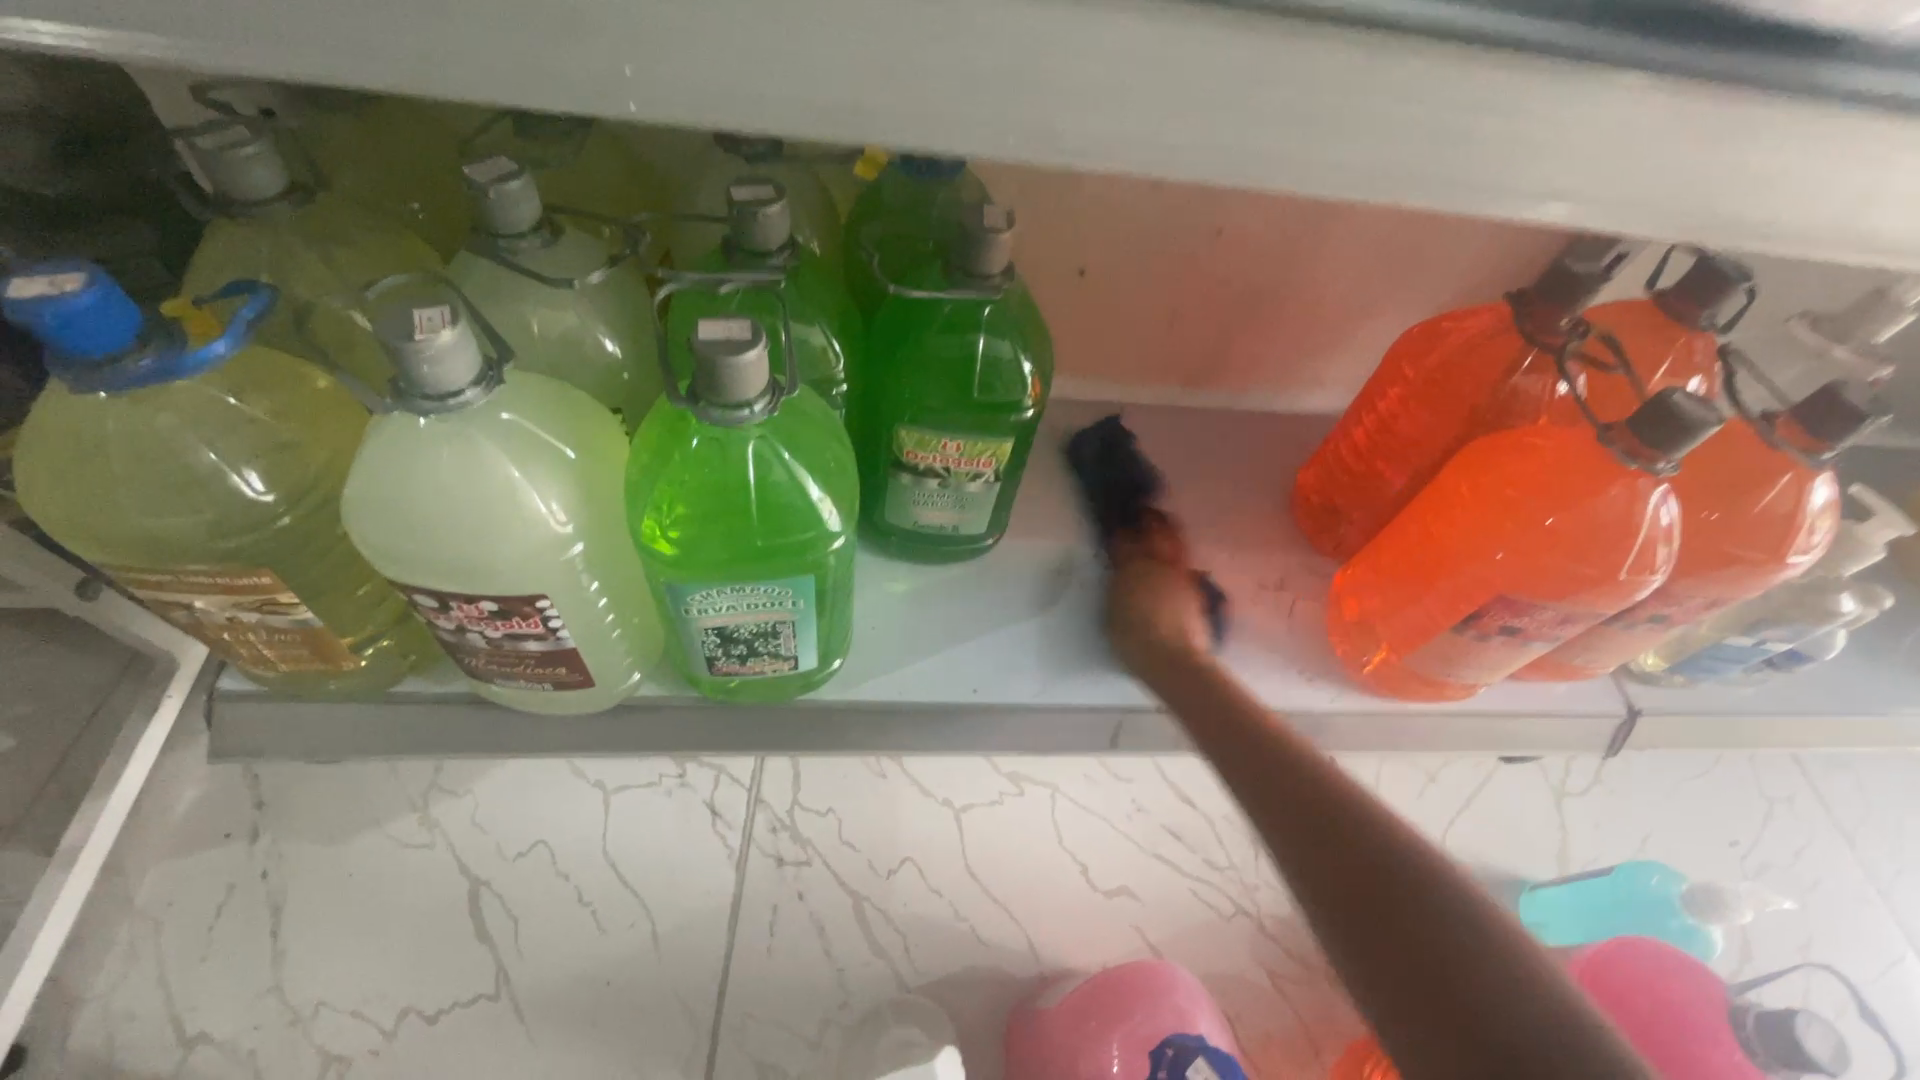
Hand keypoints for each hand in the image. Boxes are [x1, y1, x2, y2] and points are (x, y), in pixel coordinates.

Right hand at [1105, 509, 1213, 682]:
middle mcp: (1158, 562)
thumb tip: (1122, 577)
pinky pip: (1185, 563)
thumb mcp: (1112, 610)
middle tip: (1144, 511)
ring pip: (1176, 541)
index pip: (1124, 537)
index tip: (1117, 521)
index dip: (1120, 527)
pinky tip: (1175, 563)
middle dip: (1150, 517)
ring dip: (1169, 531)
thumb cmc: (1131, 638)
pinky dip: (1178, 557)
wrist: (1172, 657)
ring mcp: (1180, 573)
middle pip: (1157, 528)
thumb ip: (1119, 587)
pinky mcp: (1195, 588)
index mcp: (1132, 565)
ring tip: (1164, 528)